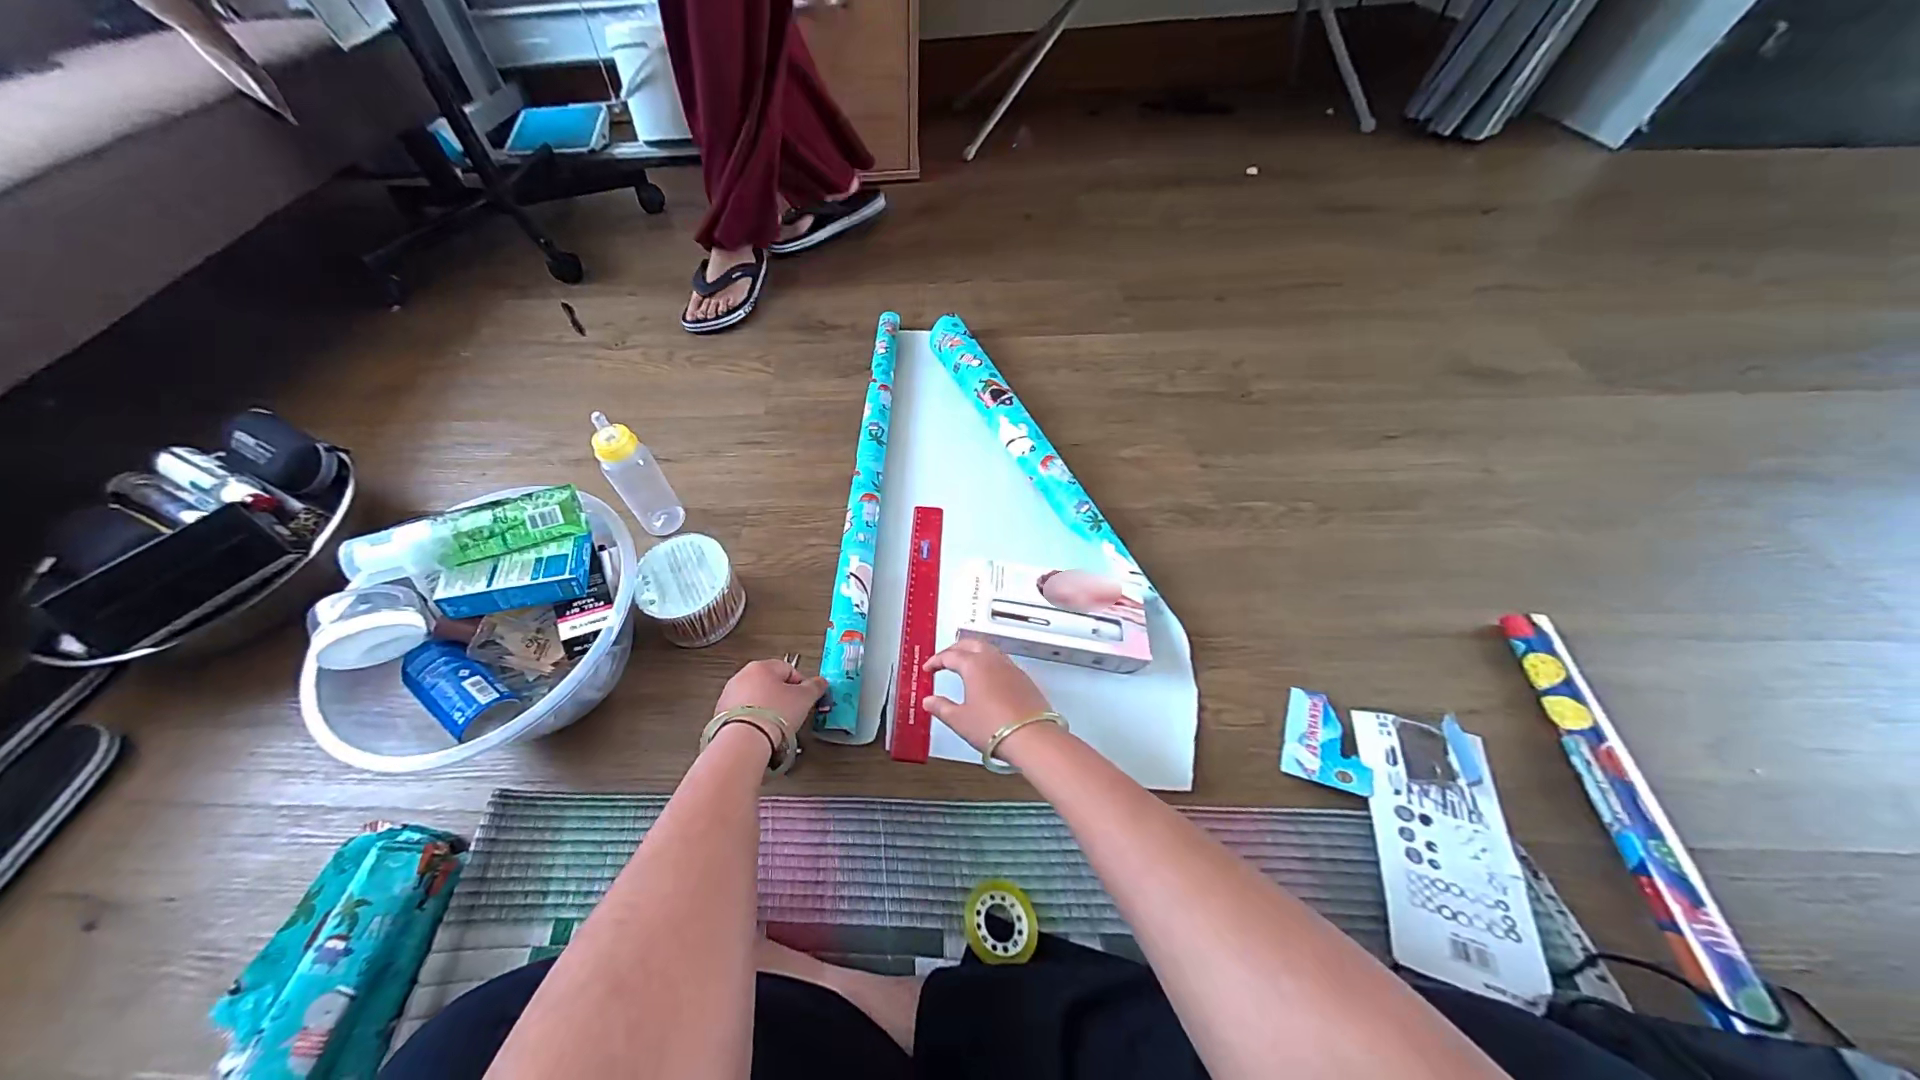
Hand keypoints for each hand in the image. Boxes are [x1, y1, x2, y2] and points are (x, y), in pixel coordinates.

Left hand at [714, 658, 828, 731]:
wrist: (745, 740)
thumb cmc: (772, 715)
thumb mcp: (805, 698)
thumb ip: (815, 686)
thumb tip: (820, 683)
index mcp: (762, 666)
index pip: (789, 670)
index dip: (802, 685)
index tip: (807, 698)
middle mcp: (742, 677)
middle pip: (771, 683)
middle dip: (783, 698)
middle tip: (793, 712)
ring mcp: (730, 695)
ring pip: (756, 699)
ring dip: (768, 709)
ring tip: (777, 726)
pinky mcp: (721, 714)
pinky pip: (744, 714)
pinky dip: (754, 721)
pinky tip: (762, 731)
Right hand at [920, 640, 1054, 752]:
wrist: (1031, 738)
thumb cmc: (994, 728)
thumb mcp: (959, 720)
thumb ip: (942, 707)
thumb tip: (930, 701)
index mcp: (974, 665)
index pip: (950, 655)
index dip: (936, 660)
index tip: (929, 667)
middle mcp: (994, 661)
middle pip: (971, 644)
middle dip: (955, 648)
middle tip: (945, 658)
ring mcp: (1011, 668)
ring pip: (990, 650)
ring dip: (974, 652)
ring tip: (966, 664)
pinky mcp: (1024, 679)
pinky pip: (1003, 662)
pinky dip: (990, 663)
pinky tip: (988, 677)